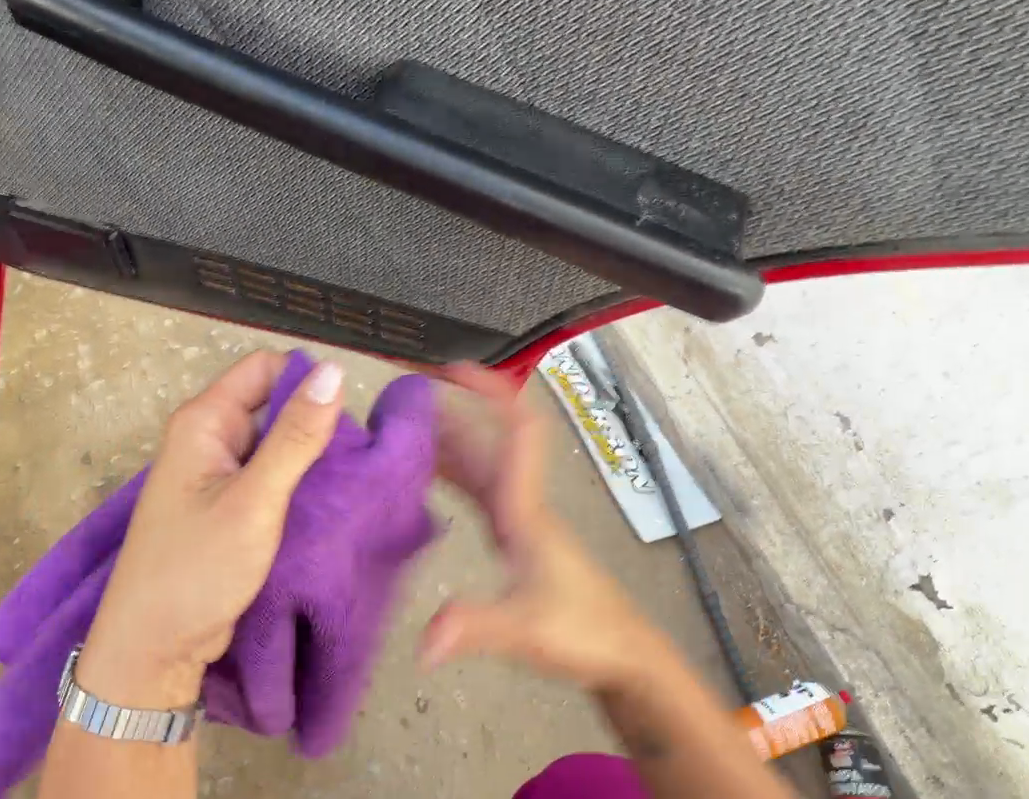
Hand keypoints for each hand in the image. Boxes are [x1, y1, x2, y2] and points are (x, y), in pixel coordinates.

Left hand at [79, 351, 345, 707]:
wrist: (151, 648)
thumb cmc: (197, 569)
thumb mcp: (254, 501)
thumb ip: (295, 436)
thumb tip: (333, 370)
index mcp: (204, 420)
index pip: (264, 368)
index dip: (306, 381)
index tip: (347, 416)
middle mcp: (207, 436)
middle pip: (271, 403)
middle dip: (313, 422)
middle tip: (356, 456)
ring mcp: (215, 472)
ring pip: (274, 442)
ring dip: (308, 457)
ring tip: (350, 480)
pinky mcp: (225, 504)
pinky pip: (268, 476)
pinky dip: (296, 485)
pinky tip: (327, 503)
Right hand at [420, 364, 669, 688]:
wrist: (625, 658)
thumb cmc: (585, 632)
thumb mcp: (525, 628)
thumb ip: (475, 627)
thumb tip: (421, 642)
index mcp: (525, 507)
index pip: (518, 431)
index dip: (491, 392)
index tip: (456, 369)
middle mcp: (521, 502)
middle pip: (486, 442)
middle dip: (450, 414)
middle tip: (404, 400)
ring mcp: (518, 518)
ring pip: (479, 465)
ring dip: (447, 443)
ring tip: (403, 429)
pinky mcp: (513, 537)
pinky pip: (476, 490)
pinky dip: (451, 475)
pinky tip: (426, 477)